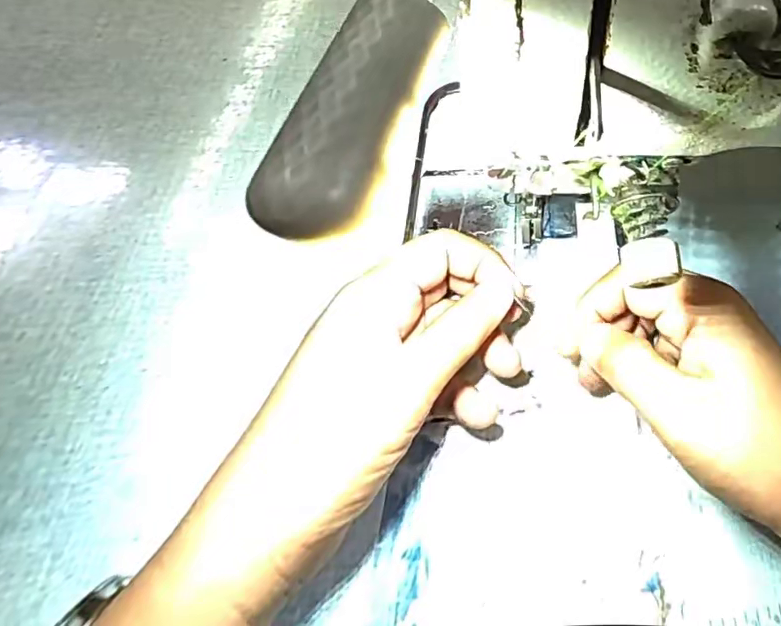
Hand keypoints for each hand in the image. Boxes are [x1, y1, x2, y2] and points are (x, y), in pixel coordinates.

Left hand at [104, 231, 523, 625]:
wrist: (266, 531)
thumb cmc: (320, 451)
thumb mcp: (412, 377)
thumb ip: (465, 325)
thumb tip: (504, 289)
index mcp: (374, 296)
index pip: (444, 249)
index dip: (486, 267)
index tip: (513, 297)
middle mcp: (378, 318)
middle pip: (454, 291)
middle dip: (490, 317)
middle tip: (511, 340)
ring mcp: (382, 356)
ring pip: (451, 335)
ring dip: (483, 356)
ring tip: (501, 379)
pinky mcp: (386, 392)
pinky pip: (439, 372)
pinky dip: (464, 389)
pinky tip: (475, 413)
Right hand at [563, 256, 780, 625]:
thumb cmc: (746, 445)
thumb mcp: (674, 407)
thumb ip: (625, 363)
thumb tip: (586, 334)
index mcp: (703, 301)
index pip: (632, 278)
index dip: (593, 307)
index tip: (565, 349)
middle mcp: (712, 302)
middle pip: (642, 293)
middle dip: (603, 324)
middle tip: (575, 371)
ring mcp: (721, 325)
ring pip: (655, 318)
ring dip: (620, 343)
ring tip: (595, 384)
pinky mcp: (724, 351)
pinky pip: (673, 339)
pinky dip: (645, 358)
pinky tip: (628, 385)